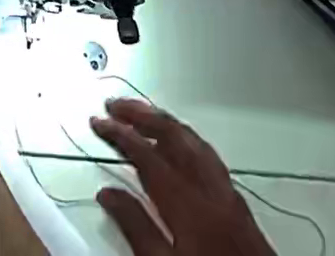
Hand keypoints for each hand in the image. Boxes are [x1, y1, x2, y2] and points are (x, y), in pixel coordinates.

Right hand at [89, 98, 274, 255]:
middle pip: (172, 135)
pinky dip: (184, 135)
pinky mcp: (237, 201)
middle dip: (139, 114)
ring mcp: (226, 191)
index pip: (146, 155)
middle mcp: (208, 187)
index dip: (119, 134)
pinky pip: (206, 151)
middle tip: (113, 105)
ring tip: (139, 112)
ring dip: (163, 120)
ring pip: (192, 139)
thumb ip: (136, 229)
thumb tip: (106, 193)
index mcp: (187, 204)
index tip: (97, 122)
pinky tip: (177, 139)